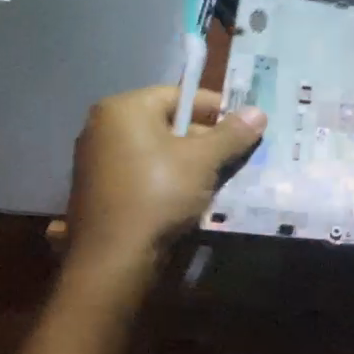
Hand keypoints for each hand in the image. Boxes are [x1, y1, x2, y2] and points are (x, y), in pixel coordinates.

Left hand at [58, 86, 264, 300]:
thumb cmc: (158, 194)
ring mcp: (96, 159)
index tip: (243, 127)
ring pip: (156, 150)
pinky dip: (167, 179)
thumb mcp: (203, 161)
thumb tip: (258, 112)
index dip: (216, 109)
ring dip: (188, 161)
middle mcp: (103, 126)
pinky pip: (142, 172)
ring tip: (218, 177)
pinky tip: (189, 197)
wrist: (114, 258)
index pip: (179, 95)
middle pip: (167, 122)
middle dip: (204, 138)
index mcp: (124, 109)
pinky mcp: (98, 189)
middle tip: (235, 155)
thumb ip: (231, 134)